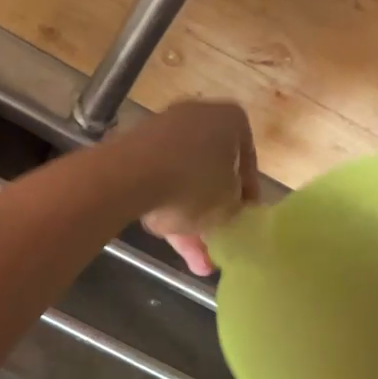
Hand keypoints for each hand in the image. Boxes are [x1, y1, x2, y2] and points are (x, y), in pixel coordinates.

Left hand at [123, 101, 258, 276]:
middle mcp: (196, 118)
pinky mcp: (133, 153)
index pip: (245, 161)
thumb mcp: (228, 204)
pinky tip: (169, 240)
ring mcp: (161, 134)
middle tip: (215, 240)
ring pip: (181, 183)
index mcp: (231, 120)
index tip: (243, 218)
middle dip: (211, 212)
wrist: (131, 175)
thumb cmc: (195, 184)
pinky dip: (164, 210)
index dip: (246, 195)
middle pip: (209, 172)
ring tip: (195, 260)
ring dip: (188, 221)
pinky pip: (156, 184)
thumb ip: (234, 206)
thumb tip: (230, 208)